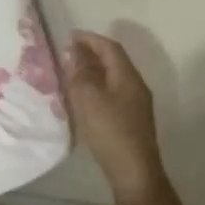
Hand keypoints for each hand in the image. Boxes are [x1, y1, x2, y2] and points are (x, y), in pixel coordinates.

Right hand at [66, 32, 166, 200]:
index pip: (110, 48)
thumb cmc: (110, 131)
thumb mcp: (88, 99)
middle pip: (114, 61)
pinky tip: (84, 95)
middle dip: (92, 52)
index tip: (70, 35)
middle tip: (69, 51)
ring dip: (94, 69)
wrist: (133, 169)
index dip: (90, 38)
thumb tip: (76, 54)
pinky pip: (112, 91)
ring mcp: (135, 103)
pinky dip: (97, 85)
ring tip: (72, 71)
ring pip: (113, 77)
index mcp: (127, 77)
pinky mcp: (131, 118)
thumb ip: (81, 74)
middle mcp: (135, 85)